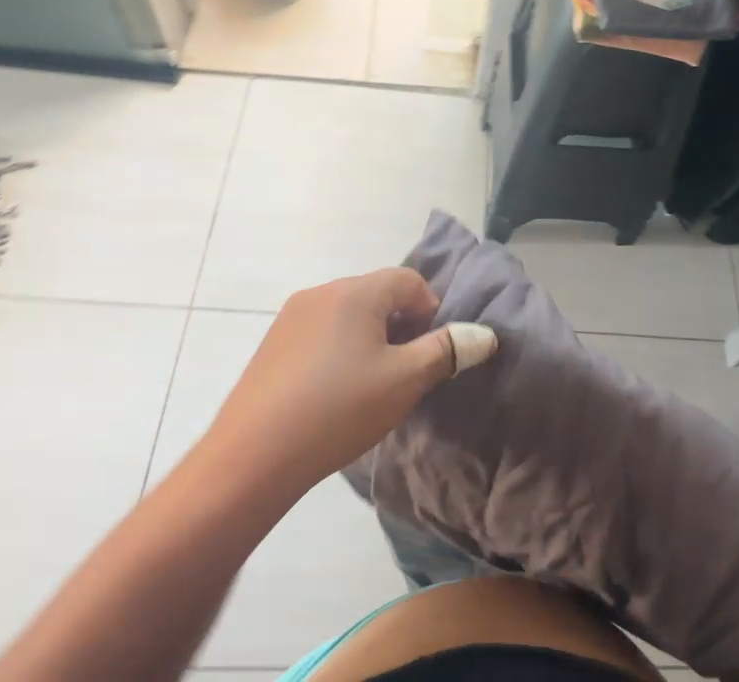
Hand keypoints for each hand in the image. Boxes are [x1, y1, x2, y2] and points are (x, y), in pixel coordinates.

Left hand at [202, 268, 496, 492]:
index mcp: (354, 292)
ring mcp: (290, 319)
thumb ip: (446, 351)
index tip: (431, 353)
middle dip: (401, 327)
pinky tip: (336, 395)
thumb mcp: (405, 381)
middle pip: (377, 294)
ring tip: (372, 388)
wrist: (253, 456)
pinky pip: (321, 335)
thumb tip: (485, 334)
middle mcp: (320, 293)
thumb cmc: (339, 409)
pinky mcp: (272, 346)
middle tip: (407, 373)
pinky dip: (340, 353)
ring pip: (348, 316)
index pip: (409, 281)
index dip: (431, 311)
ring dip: (371, 341)